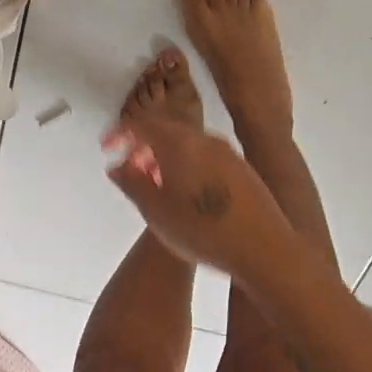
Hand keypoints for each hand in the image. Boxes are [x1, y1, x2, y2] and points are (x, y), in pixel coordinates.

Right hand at [104, 115, 294, 276]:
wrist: (265, 248)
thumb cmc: (202, 232)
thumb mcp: (156, 212)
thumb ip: (132, 184)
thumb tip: (117, 166)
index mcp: (179, 145)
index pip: (141, 124)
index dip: (119, 133)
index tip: (106, 148)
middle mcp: (205, 140)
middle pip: (165, 131)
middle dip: (142, 147)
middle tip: (128, 171)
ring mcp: (227, 153)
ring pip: (186, 144)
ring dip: (164, 158)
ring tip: (153, 187)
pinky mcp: (242, 169)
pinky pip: (204, 156)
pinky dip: (185, 165)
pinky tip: (183, 194)